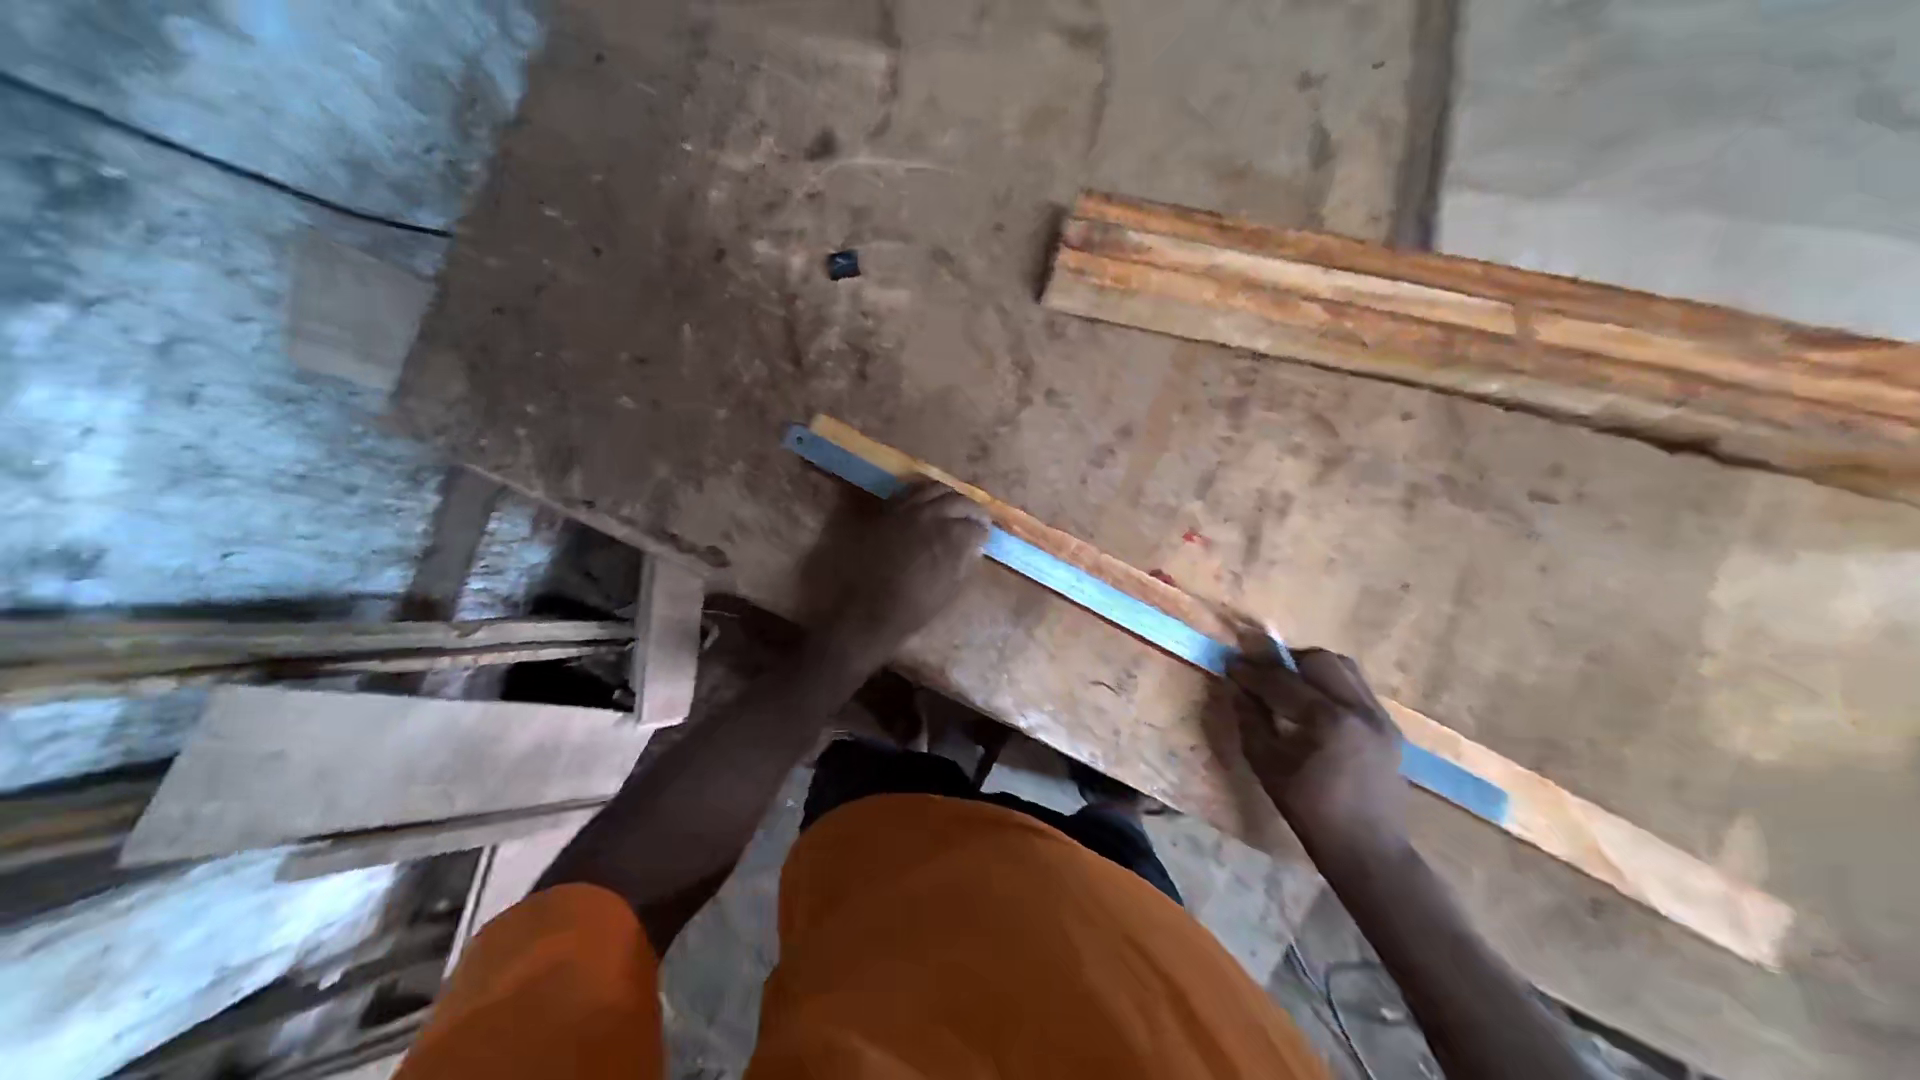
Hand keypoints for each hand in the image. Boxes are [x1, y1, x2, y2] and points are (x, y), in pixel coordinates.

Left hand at [819, 481, 989, 665]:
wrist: (862, 612)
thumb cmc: (909, 609)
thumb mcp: (946, 590)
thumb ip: (962, 563)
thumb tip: (973, 546)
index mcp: (949, 536)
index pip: (974, 525)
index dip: (983, 530)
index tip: (985, 535)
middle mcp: (928, 515)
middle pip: (957, 500)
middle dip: (971, 508)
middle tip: (976, 517)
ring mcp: (902, 509)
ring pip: (932, 487)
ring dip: (948, 495)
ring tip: (952, 504)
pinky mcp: (882, 511)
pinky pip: (906, 491)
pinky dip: (921, 493)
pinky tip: (924, 502)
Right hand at [1228, 645, 1406, 855]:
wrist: (1367, 848)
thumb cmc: (1309, 810)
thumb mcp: (1266, 765)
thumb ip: (1249, 720)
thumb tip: (1236, 688)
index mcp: (1328, 720)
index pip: (1282, 681)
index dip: (1252, 671)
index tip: (1231, 663)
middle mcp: (1359, 708)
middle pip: (1320, 660)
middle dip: (1287, 661)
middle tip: (1264, 674)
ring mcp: (1380, 716)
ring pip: (1344, 668)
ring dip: (1312, 669)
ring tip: (1290, 685)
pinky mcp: (1389, 727)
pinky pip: (1357, 689)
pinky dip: (1332, 686)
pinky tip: (1315, 706)